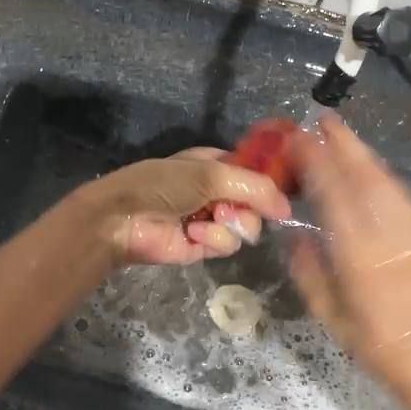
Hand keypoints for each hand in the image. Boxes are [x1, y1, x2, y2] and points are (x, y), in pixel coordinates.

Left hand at [74, 148, 292, 265]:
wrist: (123, 218)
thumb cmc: (162, 184)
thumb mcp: (210, 173)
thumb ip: (254, 187)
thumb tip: (287, 208)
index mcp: (214, 163)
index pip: (254, 171)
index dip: (268, 182)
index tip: (283, 191)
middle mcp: (215, 190)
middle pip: (256, 203)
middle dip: (248, 208)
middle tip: (228, 208)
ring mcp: (210, 219)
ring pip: (245, 227)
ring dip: (229, 225)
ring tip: (207, 220)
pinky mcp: (202, 246)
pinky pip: (227, 245)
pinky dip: (214, 239)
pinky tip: (194, 235)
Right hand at [288, 113, 410, 405]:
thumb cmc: (376, 346)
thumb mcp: (328, 313)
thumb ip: (309, 268)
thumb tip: (296, 233)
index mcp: (361, 254)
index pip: (335, 193)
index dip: (317, 160)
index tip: (301, 137)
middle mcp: (393, 235)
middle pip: (367, 177)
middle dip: (345, 145)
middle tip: (325, 121)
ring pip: (390, 184)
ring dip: (365, 158)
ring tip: (344, 140)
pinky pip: (406, 201)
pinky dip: (385, 182)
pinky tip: (372, 178)